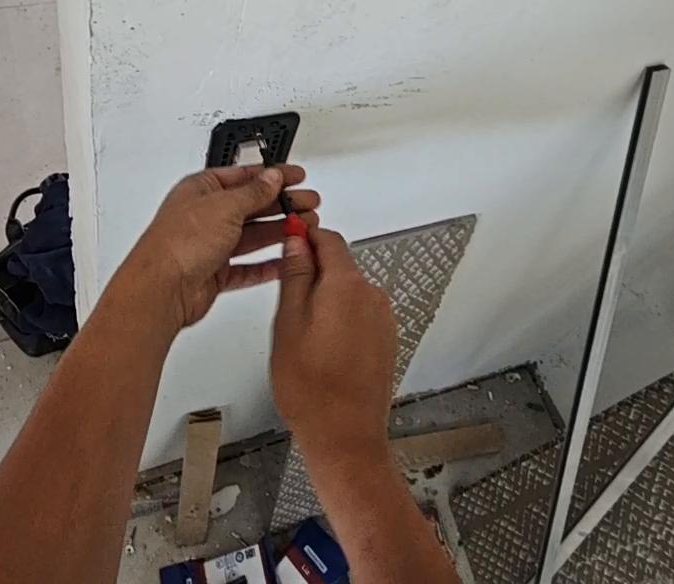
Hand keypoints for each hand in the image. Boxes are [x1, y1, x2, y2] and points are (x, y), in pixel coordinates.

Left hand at [113, 165, 319, 328]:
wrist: (162, 290)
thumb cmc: (178, 244)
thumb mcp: (224, 206)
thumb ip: (253, 192)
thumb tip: (272, 178)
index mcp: (202, 189)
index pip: (244, 176)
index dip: (272, 175)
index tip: (296, 176)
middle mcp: (206, 215)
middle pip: (252, 205)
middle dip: (282, 204)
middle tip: (307, 203)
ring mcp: (210, 245)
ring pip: (253, 235)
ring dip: (279, 231)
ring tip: (304, 227)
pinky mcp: (215, 273)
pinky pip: (247, 267)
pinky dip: (267, 265)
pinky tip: (283, 260)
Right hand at [270, 224, 396, 463]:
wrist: (345, 438)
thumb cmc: (313, 391)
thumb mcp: (287, 324)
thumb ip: (295, 275)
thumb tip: (296, 243)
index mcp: (347, 285)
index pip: (328, 238)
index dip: (305, 235)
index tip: (289, 238)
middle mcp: (371, 296)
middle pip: (339, 264)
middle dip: (313, 272)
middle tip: (287, 302)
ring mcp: (382, 317)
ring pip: (348, 289)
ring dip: (326, 298)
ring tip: (304, 335)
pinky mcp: (386, 337)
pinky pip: (359, 312)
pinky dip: (341, 318)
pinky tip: (324, 348)